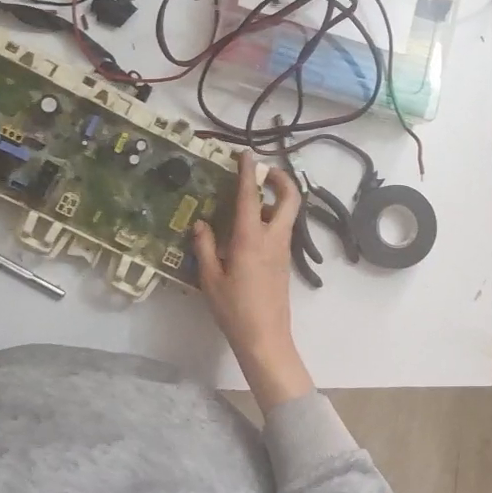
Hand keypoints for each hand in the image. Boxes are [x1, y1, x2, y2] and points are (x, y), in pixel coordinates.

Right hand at [194, 152, 314, 409]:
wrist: (265, 338)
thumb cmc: (234, 310)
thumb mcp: (210, 279)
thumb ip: (206, 247)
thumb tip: (201, 223)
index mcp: (251, 239)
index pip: (251, 196)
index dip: (248, 172)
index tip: (246, 154)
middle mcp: (273, 239)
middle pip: (290, 198)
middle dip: (281, 179)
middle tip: (264, 172)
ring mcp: (282, 251)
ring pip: (288, 214)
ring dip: (275, 199)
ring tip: (250, 199)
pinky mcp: (284, 263)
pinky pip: (281, 230)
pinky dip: (271, 218)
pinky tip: (249, 228)